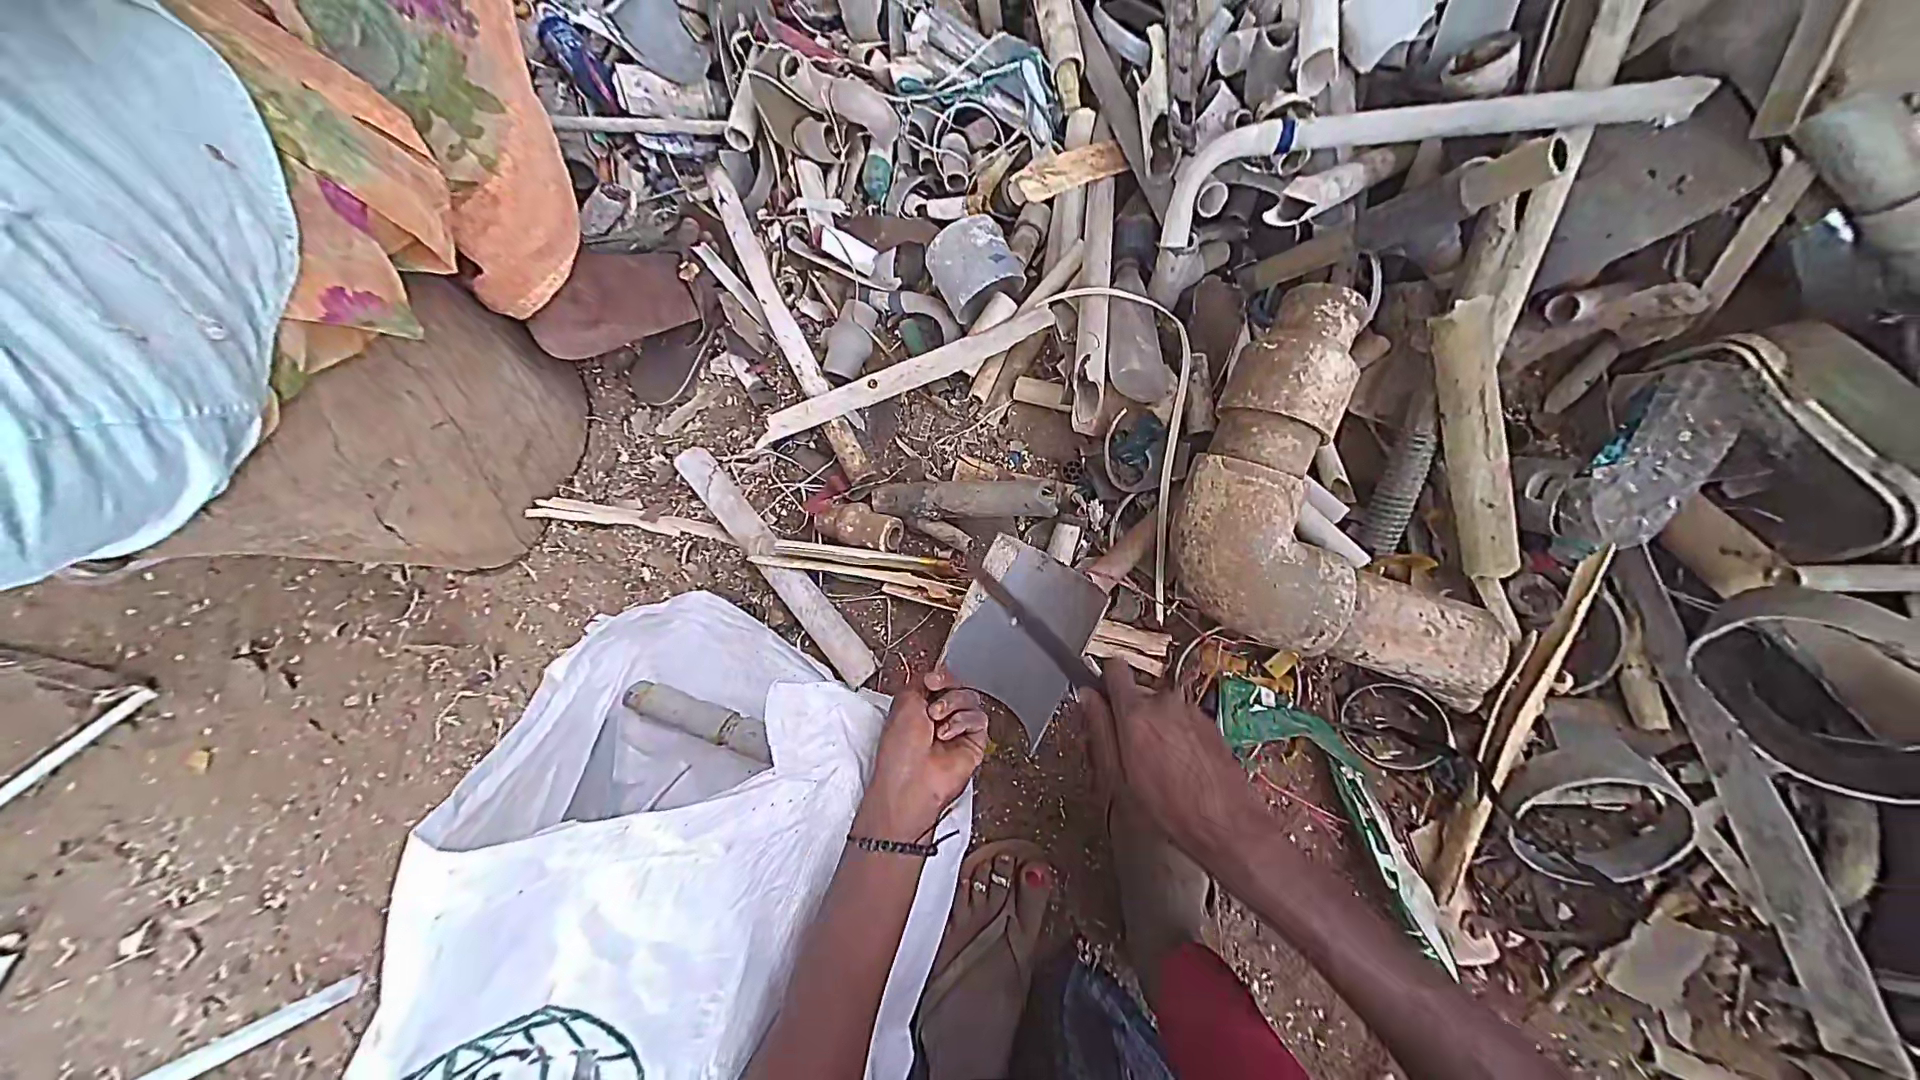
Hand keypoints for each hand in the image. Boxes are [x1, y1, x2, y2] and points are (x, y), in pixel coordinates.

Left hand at [854, 665, 987, 841]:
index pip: (942, 680)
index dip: (940, 676)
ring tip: (938, 722)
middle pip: (959, 686)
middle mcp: (940, 717)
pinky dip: (964, 721)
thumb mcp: (904, 702)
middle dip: (947, 692)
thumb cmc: (900, 749)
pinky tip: (948, 734)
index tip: (932, 681)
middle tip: (934, 708)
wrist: (911, 779)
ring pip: (971, 699)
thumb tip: (936, 673)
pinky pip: (979, 718)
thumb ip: (921, 681)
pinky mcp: (974, 742)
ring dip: (954, 706)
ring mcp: (958, 729)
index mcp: (921, 706)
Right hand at [1077, 658, 1260, 861]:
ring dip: (1155, 728)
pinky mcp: (1210, 723)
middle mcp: (1164, 702)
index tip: (1101, 698)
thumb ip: (1099, 729)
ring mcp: (1190, 711)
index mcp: (1135, 712)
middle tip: (1127, 752)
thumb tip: (1087, 698)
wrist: (1227, 824)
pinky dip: (1177, 737)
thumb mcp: (1117, 775)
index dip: (1104, 682)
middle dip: (1129, 716)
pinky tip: (1179, 768)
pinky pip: (1181, 720)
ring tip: (1158, 767)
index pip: (1113, 670)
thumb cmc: (1170, 808)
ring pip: (1160, 709)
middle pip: (1136, 694)